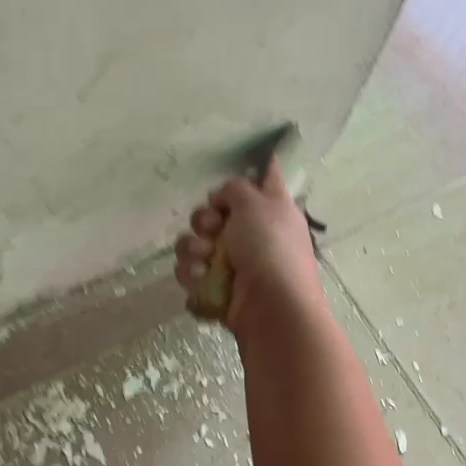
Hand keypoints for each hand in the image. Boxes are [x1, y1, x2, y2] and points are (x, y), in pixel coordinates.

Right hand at [175, 159, 322, 334]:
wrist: (272, 308)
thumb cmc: (271, 249)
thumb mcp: (256, 204)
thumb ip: (237, 189)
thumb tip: (225, 197)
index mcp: (273, 209)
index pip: (266, 178)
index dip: (259, 166)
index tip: (251, 157)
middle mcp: (255, 234)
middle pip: (215, 213)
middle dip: (204, 219)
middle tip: (212, 228)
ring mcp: (236, 264)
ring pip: (196, 244)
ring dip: (193, 248)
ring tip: (205, 258)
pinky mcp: (218, 289)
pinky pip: (192, 273)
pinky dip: (192, 274)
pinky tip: (201, 278)